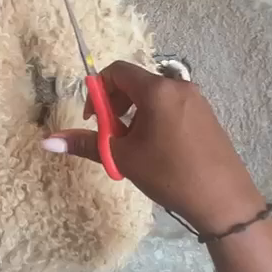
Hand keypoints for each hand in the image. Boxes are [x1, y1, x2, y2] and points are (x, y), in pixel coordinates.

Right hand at [43, 60, 265, 234]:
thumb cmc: (170, 175)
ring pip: (153, 96)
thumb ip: (85, 143)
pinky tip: (157, 150)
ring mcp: (196, 99)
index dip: (98, 90)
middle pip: (135, 82)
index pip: (117, 70)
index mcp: (157, 90)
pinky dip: (154, 119)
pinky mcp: (206, 115)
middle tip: (111, 135)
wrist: (224, 201)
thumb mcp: (123, 158)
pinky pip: (170, 106)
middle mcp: (178, 86)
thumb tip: (46, 142)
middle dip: (115, 104)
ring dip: (134, 114)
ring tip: (133, 146)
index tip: (94, 119)